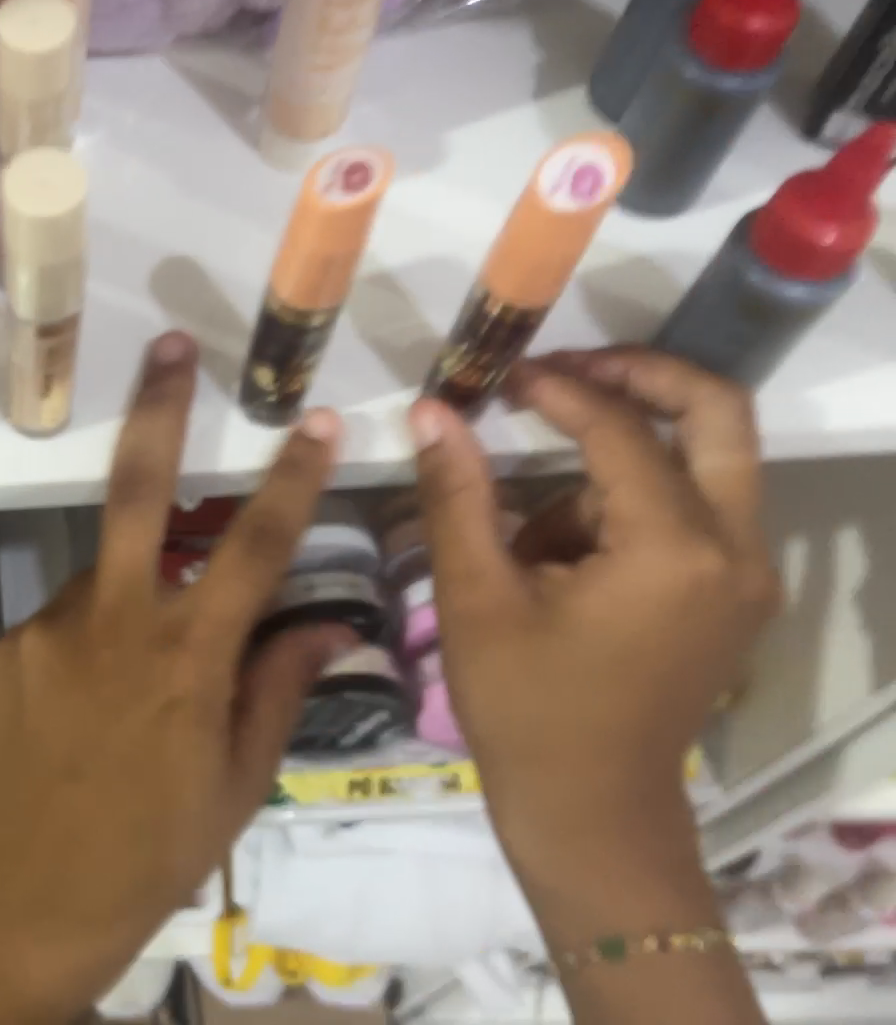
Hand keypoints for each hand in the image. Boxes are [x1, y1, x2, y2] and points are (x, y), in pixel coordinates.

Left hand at [0, 332, 347, 1014]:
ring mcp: (48, 628)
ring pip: (103, 574)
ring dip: (129, 589)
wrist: (37, 889)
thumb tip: (327, 623)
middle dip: (157, 413)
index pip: (254, 548)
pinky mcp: (6, 646)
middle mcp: (113, 622)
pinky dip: (87, 638)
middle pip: (139, 494)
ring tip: (129, 676)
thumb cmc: (156, 846)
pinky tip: (85, 704)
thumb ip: (277, 686)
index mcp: (187, 658)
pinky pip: (63, 620)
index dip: (291, 481)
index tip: (318, 422)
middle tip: (170, 349)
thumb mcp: (239, 778)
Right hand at [407, 347, 779, 827]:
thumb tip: (432, 412)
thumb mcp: (474, 593)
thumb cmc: (521, 701)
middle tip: (560, 372)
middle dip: (640, 379)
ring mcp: (744, 575)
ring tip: (522, 538)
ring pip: (692, 471)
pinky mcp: (730, 596)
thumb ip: (456, 494)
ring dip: (608, 472)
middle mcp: (736, 550)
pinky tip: (551, 568)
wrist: (586, 802)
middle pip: (719, 419)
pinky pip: (684, 517)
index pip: (622, 433)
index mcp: (673, 550)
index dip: (559, 392)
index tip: (499, 378)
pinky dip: (618, 515)